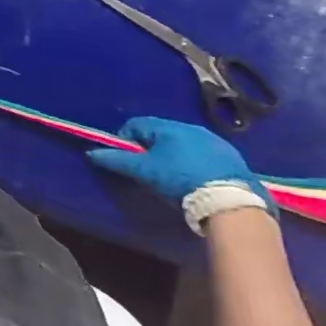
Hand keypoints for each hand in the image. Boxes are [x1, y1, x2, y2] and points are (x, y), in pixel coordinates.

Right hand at [87, 117, 276, 226]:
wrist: (229, 200)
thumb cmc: (178, 180)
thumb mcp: (143, 171)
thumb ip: (116, 160)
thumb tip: (92, 153)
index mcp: (168, 127)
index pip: (136, 124)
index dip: (125, 139)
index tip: (124, 158)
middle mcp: (192, 128)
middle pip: (160, 133)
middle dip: (149, 148)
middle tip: (146, 169)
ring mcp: (215, 141)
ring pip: (183, 143)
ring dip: (172, 155)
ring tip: (170, 176)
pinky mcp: (232, 157)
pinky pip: (204, 154)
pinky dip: (193, 162)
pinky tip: (194, 180)